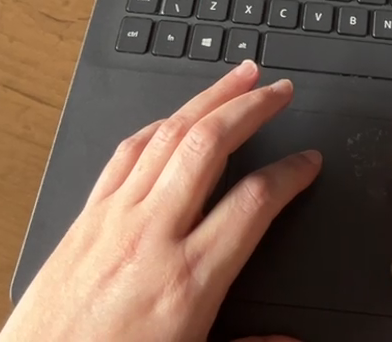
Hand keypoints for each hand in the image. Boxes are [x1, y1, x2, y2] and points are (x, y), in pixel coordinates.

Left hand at [0, 61, 320, 341]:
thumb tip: (291, 341)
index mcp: (187, 282)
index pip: (255, 202)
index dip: (290, 173)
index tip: (308, 161)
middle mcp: (151, 237)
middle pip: (211, 145)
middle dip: (252, 107)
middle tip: (279, 90)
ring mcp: (113, 220)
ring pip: (169, 134)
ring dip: (210, 97)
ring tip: (239, 76)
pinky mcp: (83, 219)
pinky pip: (125, 153)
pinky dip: (158, 125)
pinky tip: (175, 116)